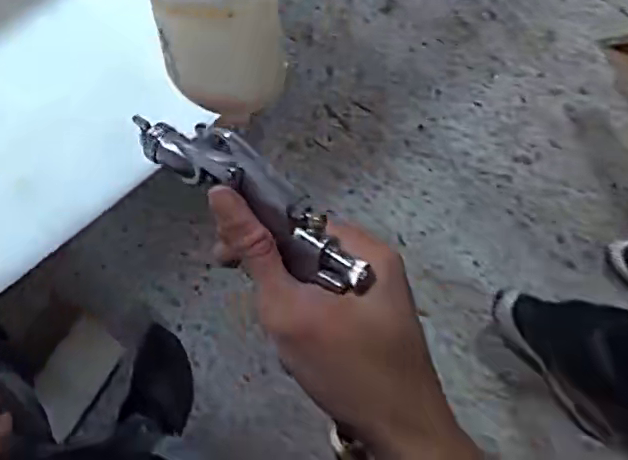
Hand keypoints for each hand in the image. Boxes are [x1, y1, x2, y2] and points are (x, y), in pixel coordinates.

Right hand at [209, 186, 478, 459]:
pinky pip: (320, 291)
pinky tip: (295, 331)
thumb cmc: (347, 370)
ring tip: (275, 321)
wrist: (407, 445)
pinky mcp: (370, 312)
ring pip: (305, 269)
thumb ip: (251, 247)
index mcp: (360, 246)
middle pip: (297, 242)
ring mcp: (373, 287)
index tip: (224, 254)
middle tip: (249, 291)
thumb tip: (220, 192)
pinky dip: (301, 306)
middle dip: (266, 265)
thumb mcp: (287, 306)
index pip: (289, 217)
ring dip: (281, 290)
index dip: (250, 229)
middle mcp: (371, 258)